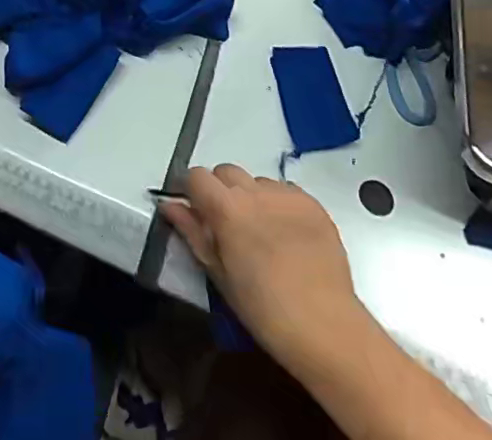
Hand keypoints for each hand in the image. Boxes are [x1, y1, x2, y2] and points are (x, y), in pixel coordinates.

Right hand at [159, 165, 367, 365]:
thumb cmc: (260, 306)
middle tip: (225, 225)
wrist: (320, 319)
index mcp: (227, 207)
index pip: (198, 176)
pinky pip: (286, 192)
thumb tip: (171, 206)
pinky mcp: (313, 202)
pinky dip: (278, 205)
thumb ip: (193, 232)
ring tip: (260, 234)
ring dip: (251, 198)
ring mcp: (288, 194)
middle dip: (220, 191)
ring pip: (258, 182)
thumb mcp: (218, 273)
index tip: (194, 211)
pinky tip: (286, 237)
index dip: (192, 191)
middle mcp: (256, 190)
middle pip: (227, 172)